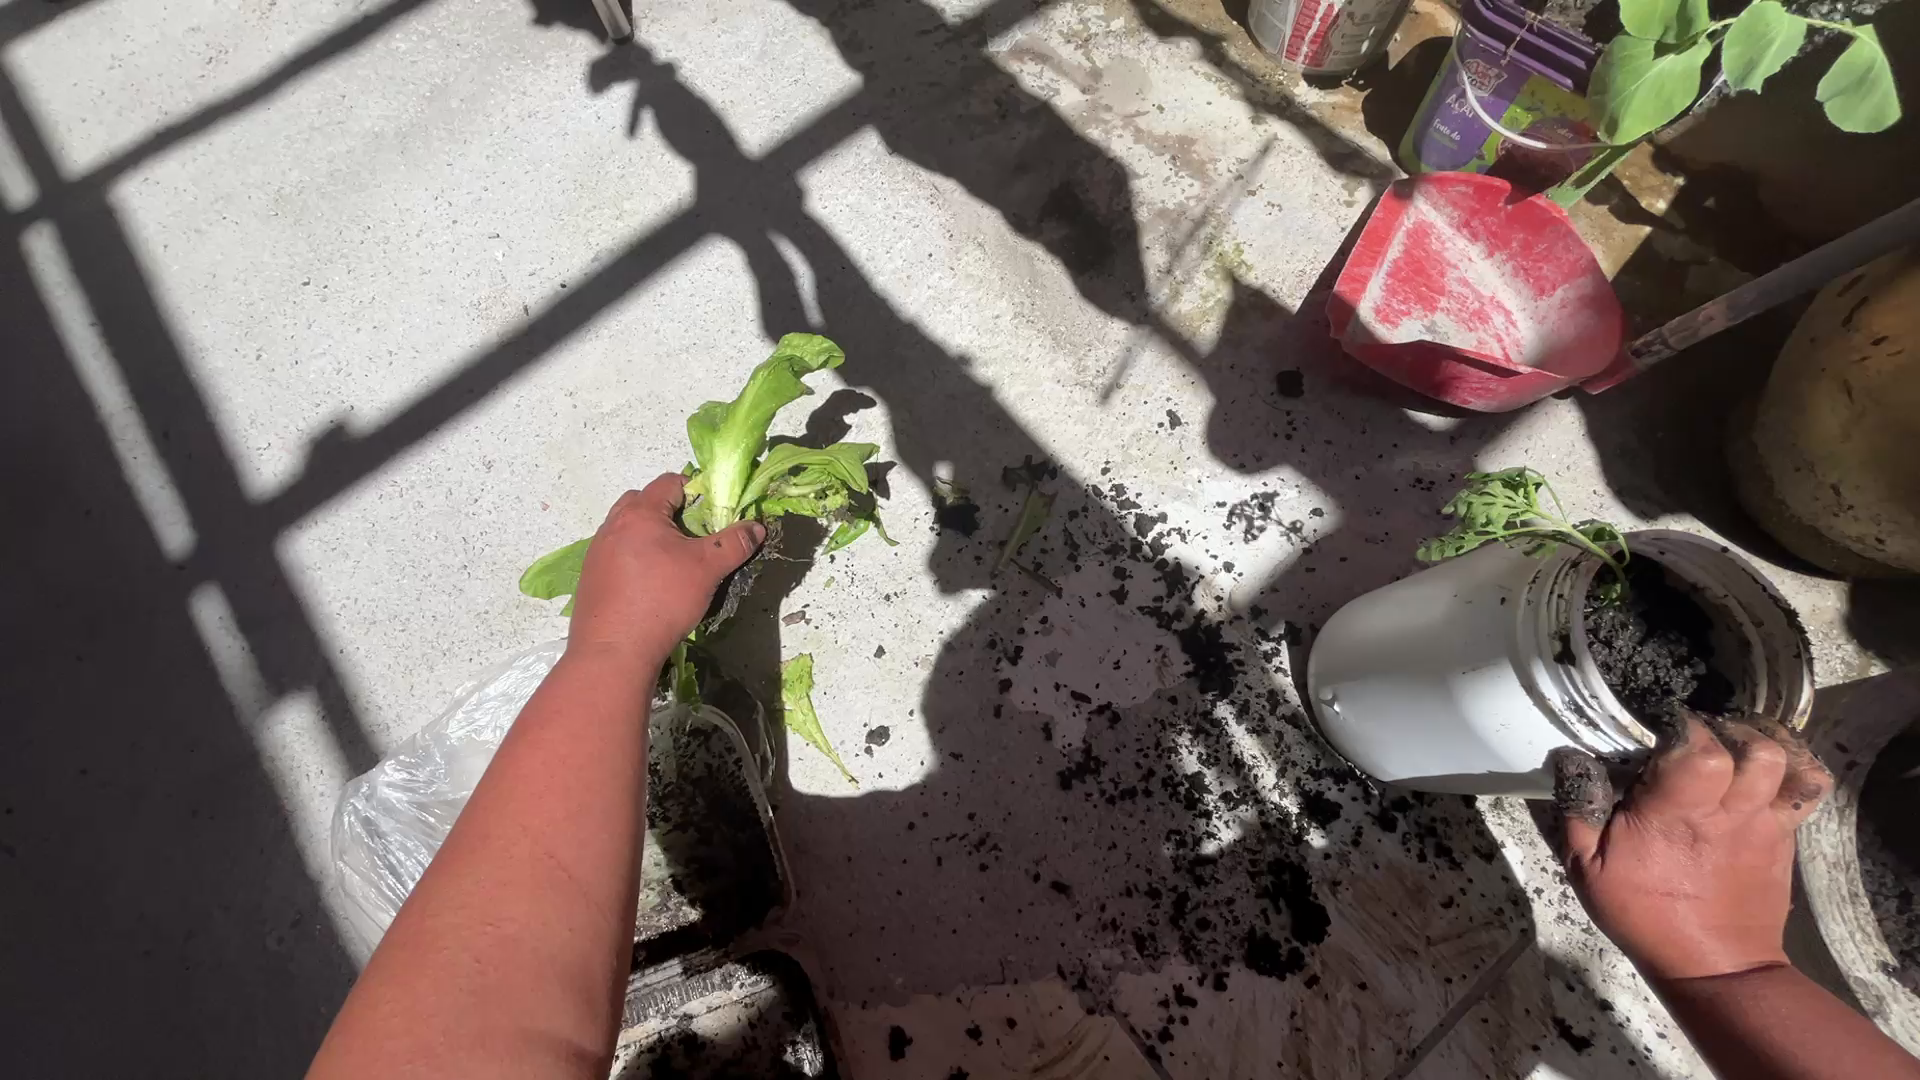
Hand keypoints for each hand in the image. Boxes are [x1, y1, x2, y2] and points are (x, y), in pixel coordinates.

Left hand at [566, 474, 764, 661]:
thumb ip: (734, 543)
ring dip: (652, 534)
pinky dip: (636, 557)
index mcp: (640, 514)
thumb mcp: (708, 569)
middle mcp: (613, 526)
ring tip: (674, 560)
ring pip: (629, 528)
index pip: (669, 482)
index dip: (696, 490)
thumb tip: (757, 527)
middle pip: (644, 501)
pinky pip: (618, 553)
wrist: (614, 650)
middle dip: (671, 510)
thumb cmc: (662, 600)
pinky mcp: (592, 577)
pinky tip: (652, 583)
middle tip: (694, 534)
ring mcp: (597, 551)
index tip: (714, 512)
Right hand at [1552, 714, 1831, 982]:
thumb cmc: (1642, 909)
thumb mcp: (1584, 863)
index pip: (1702, 752)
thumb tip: (1568, 758)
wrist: (1716, 964)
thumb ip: (1577, 806)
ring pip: (1793, 767)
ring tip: (1728, 741)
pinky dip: (1785, 770)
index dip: (1682, 726)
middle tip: (1693, 730)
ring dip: (1764, 744)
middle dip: (1728, 728)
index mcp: (1677, 816)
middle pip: (1760, 751)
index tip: (1656, 721)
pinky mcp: (1783, 840)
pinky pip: (1803, 792)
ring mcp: (1766, 828)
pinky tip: (1750, 771)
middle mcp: (1731, 815)